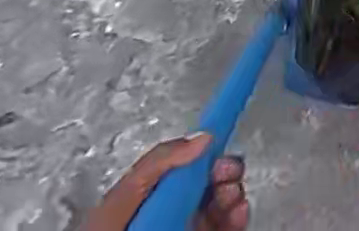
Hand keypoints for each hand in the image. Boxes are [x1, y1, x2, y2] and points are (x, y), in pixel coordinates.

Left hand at [80, 134, 249, 230]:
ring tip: (233, 199)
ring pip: (223, 205)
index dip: (208, 152)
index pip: (187, 164)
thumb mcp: (120, 200)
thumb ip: (157, 164)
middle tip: (228, 175)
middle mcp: (171, 212)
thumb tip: (204, 137)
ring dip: (235, 195)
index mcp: (152, 195)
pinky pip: (227, 228)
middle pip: (210, 182)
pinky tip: (238, 215)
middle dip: (226, 171)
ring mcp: (188, 229)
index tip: (218, 148)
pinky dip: (238, 219)